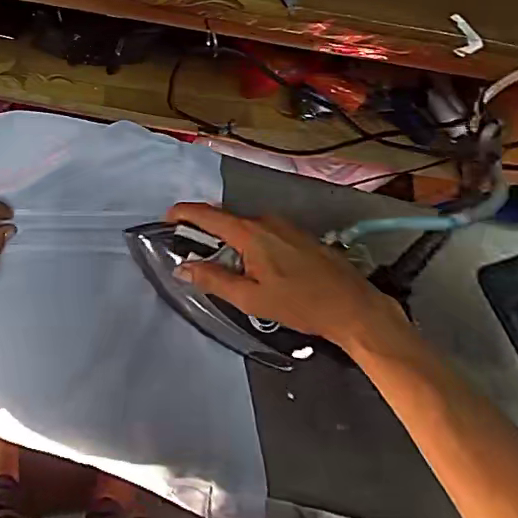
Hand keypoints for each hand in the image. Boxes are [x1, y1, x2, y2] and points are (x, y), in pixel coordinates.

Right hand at [164, 203, 399, 348]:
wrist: (350, 304)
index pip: (208, 216)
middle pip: (226, 220)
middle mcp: (266, 221)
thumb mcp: (251, 298)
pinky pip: (263, 233)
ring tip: (225, 269)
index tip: (167, 218)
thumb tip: (183, 267)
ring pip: (246, 228)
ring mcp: (284, 225)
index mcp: (251, 234)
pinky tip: (254, 268)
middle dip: (206, 233)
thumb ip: (214, 280)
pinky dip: (249, 244)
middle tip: (192, 254)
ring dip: (230, 242)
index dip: (184, 213)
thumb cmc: (300, 303)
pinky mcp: (297, 234)